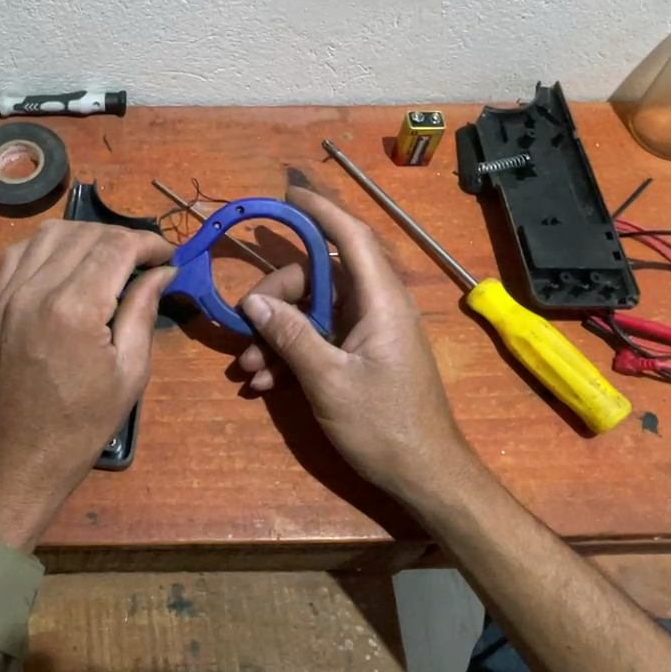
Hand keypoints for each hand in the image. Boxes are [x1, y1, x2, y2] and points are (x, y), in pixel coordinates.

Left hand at [0, 220, 175, 551]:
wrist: (15, 461)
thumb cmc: (81, 426)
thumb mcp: (129, 373)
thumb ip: (143, 310)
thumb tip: (164, 270)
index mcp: (75, 307)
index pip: (117, 246)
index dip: (149, 243)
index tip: (169, 255)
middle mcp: (37, 288)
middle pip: (87, 234)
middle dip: (123, 238)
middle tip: (146, 261)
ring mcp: (9, 292)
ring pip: (51, 232)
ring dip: (87, 236)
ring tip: (110, 258)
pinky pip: (21, 250)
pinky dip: (50, 245)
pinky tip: (69, 263)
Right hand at [234, 185, 475, 502]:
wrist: (426, 477)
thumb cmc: (384, 426)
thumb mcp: (328, 381)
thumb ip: (290, 335)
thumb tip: (252, 302)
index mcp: (379, 300)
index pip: (350, 236)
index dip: (320, 210)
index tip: (287, 194)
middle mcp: (375, 306)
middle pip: (317, 278)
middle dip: (275, 299)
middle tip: (244, 327)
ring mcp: (369, 331)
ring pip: (312, 311)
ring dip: (277, 335)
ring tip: (248, 370)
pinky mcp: (362, 354)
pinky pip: (319, 338)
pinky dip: (291, 354)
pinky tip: (266, 382)